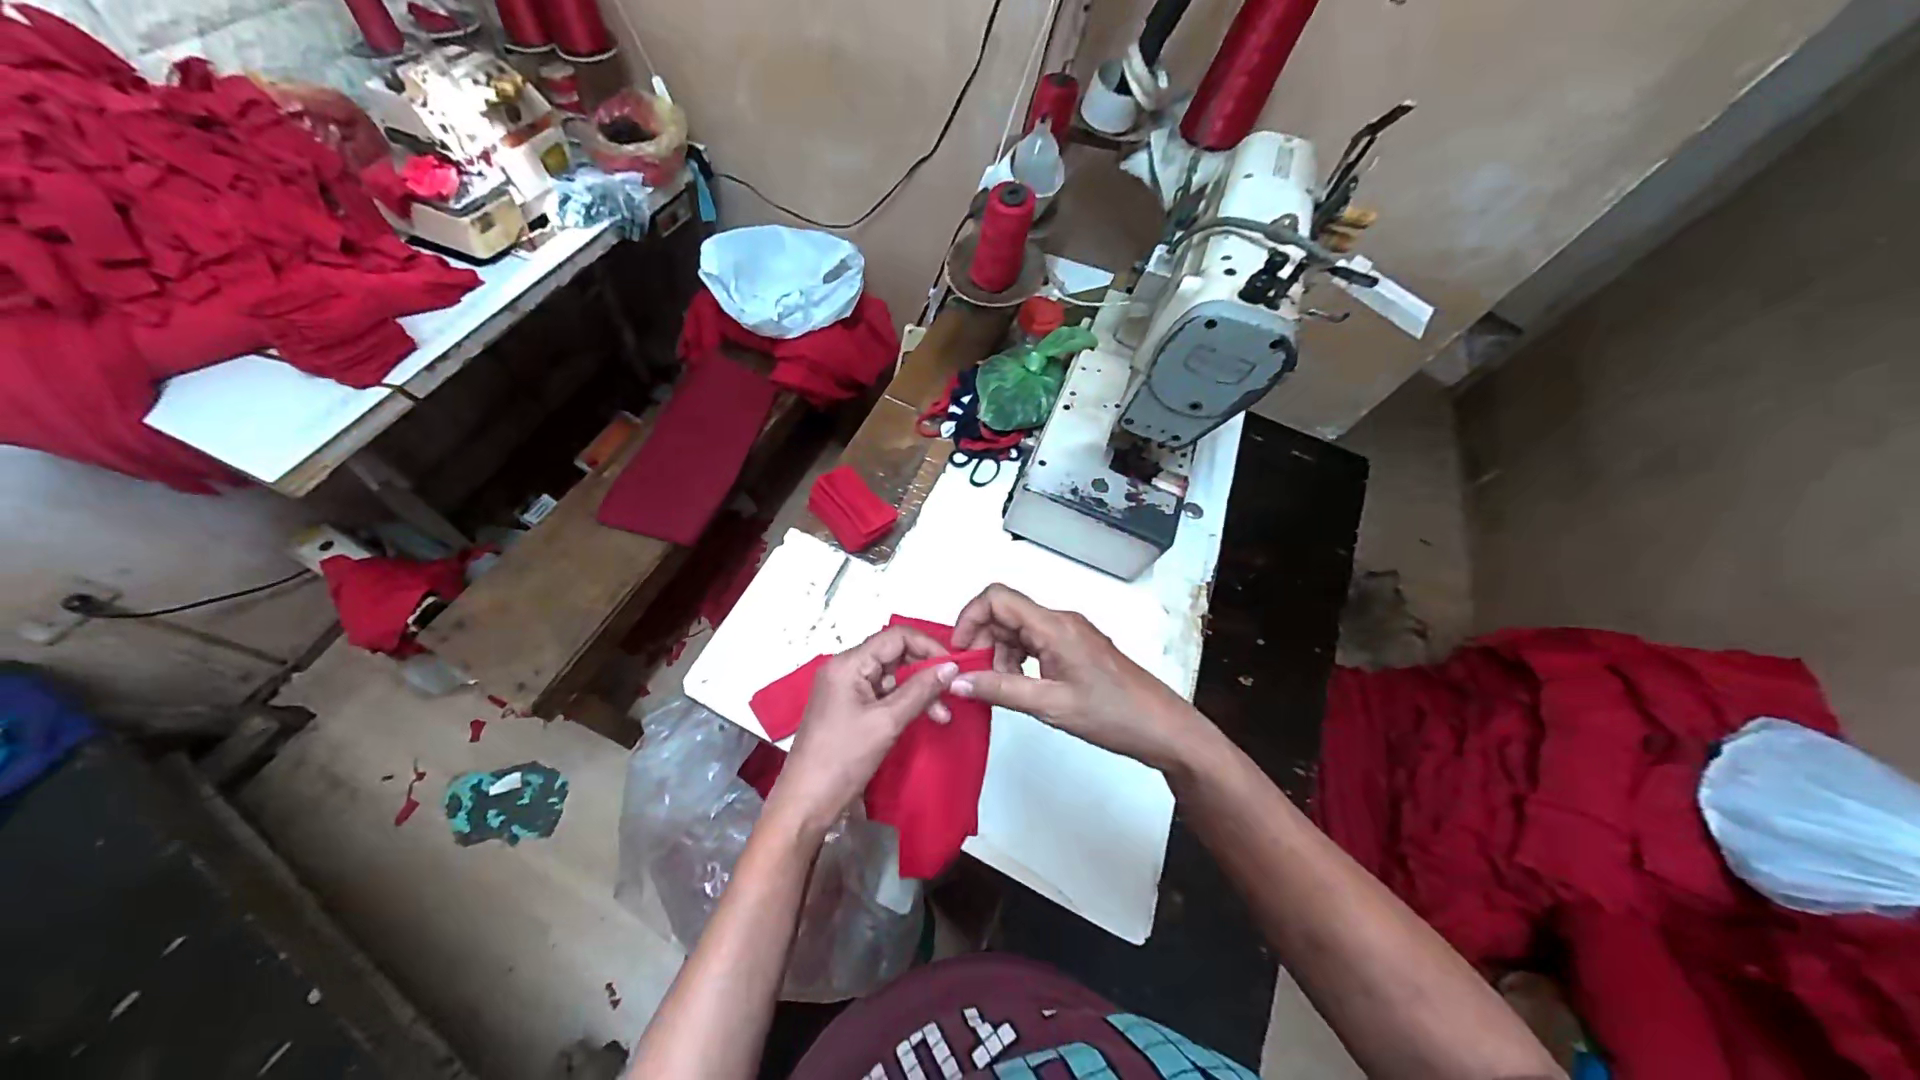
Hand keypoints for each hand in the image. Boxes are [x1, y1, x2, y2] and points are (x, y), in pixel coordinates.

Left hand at [764, 625, 958, 837]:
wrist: (806, 803)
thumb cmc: (843, 759)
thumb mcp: (887, 722)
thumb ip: (921, 690)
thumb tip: (951, 667)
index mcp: (848, 664)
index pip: (896, 637)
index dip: (928, 647)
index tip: (953, 668)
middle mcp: (844, 669)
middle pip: (894, 655)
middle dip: (925, 672)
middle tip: (951, 695)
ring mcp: (844, 689)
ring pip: (890, 677)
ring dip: (917, 692)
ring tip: (941, 716)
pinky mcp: (847, 708)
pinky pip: (881, 695)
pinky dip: (903, 703)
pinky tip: (921, 717)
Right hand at [949, 584, 1212, 772]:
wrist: (1163, 728)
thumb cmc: (1115, 715)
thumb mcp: (1051, 705)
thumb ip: (1001, 690)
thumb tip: (958, 682)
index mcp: (1055, 626)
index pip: (997, 598)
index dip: (969, 618)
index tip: (959, 652)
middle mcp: (1061, 621)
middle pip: (1005, 614)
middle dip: (982, 642)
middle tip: (975, 679)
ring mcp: (1070, 634)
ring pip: (1018, 630)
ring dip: (1000, 655)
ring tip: (1001, 690)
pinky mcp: (1076, 648)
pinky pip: (1035, 644)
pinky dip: (1018, 661)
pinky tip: (1020, 688)